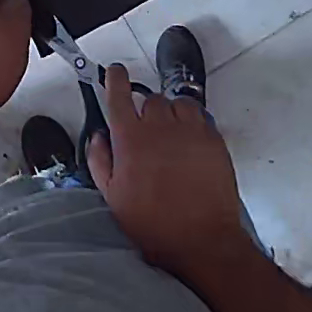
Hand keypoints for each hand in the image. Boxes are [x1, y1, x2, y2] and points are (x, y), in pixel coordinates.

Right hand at [87, 64, 257, 281]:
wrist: (202, 238)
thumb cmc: (153, 223)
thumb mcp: (114, 198)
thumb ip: (101, 161)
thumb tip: (98, 135)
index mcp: (131, 138)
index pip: (119, 95)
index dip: (115, 79)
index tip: (115, 72)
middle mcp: (159, 125)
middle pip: (149, 99)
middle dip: (146, 112)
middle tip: (148, 136)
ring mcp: (189, 128)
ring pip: (176, 104)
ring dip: (171, 114)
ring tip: (171, 138)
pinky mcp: (213, 135)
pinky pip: (199, 115)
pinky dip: (191, 123)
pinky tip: (189, 145)